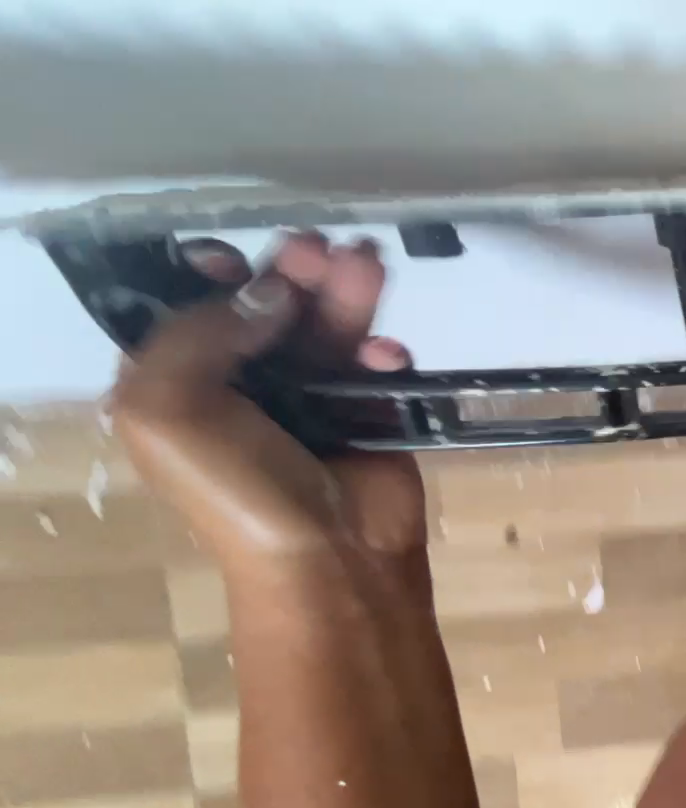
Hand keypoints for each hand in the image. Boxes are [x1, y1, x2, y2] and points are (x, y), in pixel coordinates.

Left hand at [111, 233, 426, 577]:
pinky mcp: (374, 413)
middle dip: (291, 274)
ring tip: (370, 264)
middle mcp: (248, 384)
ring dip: (349, 296)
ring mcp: (317, 398)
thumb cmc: (236, 487)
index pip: (193, 309)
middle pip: (270, 310)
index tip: (235, 255)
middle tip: (318, 247)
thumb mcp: (167, 407)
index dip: (212, 275)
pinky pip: (380, 368)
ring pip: (330, 329)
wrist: (330, 554)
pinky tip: (390, 357)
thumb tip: (272, 289)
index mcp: (181, 381)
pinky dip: (386, 354)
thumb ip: (200, 332)